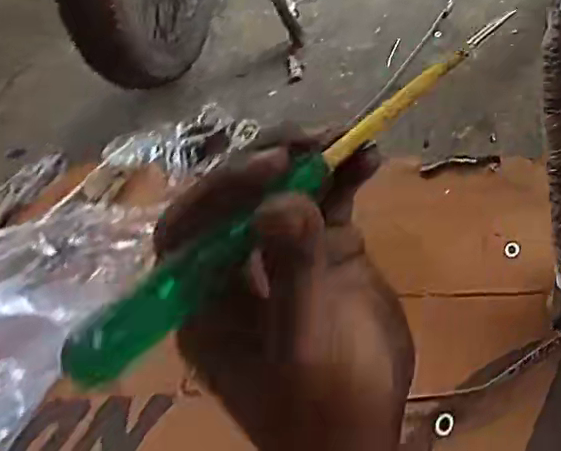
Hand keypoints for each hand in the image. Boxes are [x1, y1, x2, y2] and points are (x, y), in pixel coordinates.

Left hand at [157, 139, 412, 450]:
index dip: (222, 187)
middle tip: (315, 139)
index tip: (274, 164)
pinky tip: (370, 157)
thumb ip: (292, 270)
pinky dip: (347, 173)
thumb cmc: (326, 404)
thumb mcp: (304, 343)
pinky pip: (329, 197)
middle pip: (240, 194)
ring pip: (286, 187)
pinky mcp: (324, 246)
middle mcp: (239, 266)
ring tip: (347, 138)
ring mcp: (284, 251)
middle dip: (273, 159)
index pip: (191, 227)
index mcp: (208, 298)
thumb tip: (278, 202)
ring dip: (313, 156)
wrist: (369, 430)